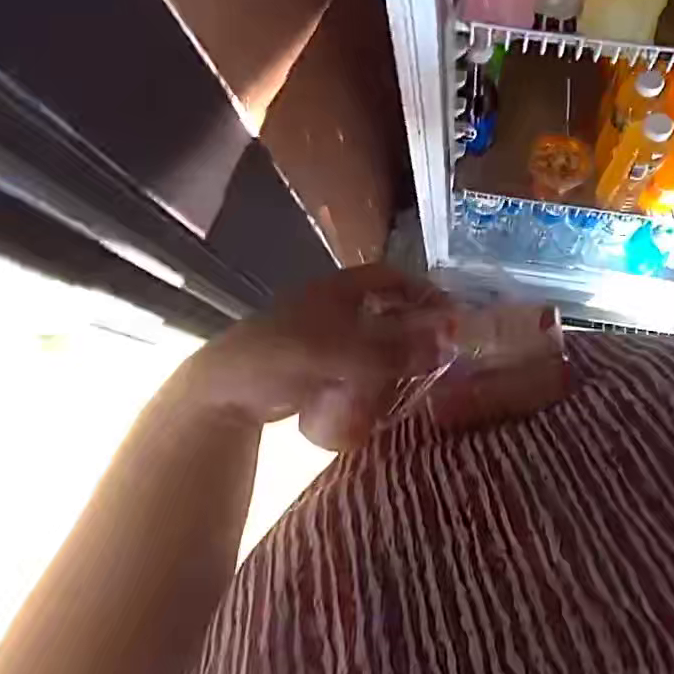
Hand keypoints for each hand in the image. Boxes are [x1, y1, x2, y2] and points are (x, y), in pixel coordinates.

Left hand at [173, 265, 458, 450]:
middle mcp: (330, 305)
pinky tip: (368, 396)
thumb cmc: (285, 355)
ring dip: (386, 358)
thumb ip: (396, 351)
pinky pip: (347, 364)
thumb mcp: (346, 353)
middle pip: (382, 309)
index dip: (422, 291)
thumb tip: (447, 345)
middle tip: (432, 354)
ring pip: (366, 340)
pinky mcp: (308, 361)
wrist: (224, 390)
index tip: (449, 314)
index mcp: (339, 289)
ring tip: (403, 380)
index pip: (391, 277)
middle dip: (408, 331)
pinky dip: (362, 376)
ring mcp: (317, 333)